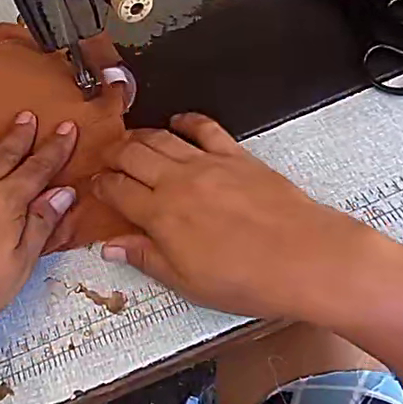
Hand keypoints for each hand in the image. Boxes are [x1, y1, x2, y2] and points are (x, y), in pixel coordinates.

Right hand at [91, 113, 402, 325]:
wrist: (308, 259)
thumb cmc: (249, 279)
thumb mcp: (188, 282)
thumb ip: (146, 258)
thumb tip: (111, 246)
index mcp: (161, 215)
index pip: (116, 190)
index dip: (100, 185)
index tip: (94, 186)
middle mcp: (178, 182)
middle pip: (132, 154)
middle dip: (112, 154)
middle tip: (107, 159)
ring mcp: (208, 164)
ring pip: (161, 137)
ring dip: (140, 135)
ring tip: (131, 140)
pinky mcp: (237, 156)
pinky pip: (205, 128)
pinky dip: (187, 121)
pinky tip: (178, 121)